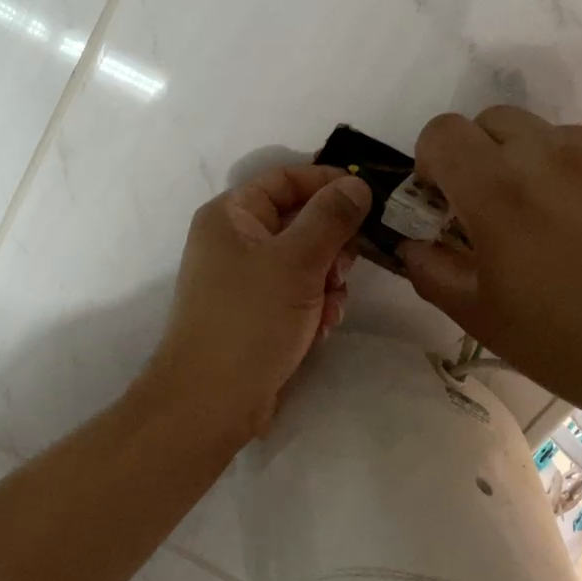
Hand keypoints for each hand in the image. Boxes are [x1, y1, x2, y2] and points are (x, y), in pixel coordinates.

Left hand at [135, 164, 371, 440]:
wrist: (211, 401)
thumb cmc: (249, 319)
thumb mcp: (295, 261)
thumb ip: (330, 218)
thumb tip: (356, 183)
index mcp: (231, 215)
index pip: (285, 179)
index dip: (327, 182)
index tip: (371, 197)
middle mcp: (234, 240)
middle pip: (300, 221)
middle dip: (331, 245)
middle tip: (346, 267)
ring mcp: (245, 279)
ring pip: (305, 261)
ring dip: (327, 282)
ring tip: (327, 307)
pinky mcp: (257, 314)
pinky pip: (298, 294)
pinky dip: (314, 307)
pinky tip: (318, 329)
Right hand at [398, 107, 581, 432]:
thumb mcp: (485, 321)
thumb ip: (431, 269)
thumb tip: (413, 239)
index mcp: (499, 192)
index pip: (443, 131)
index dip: (436, 161)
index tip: (451, 200)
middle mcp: (556, 155)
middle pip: (497, 121)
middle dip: (488, 157)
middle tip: (512, 214)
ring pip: (561, 137)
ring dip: (551, 169)